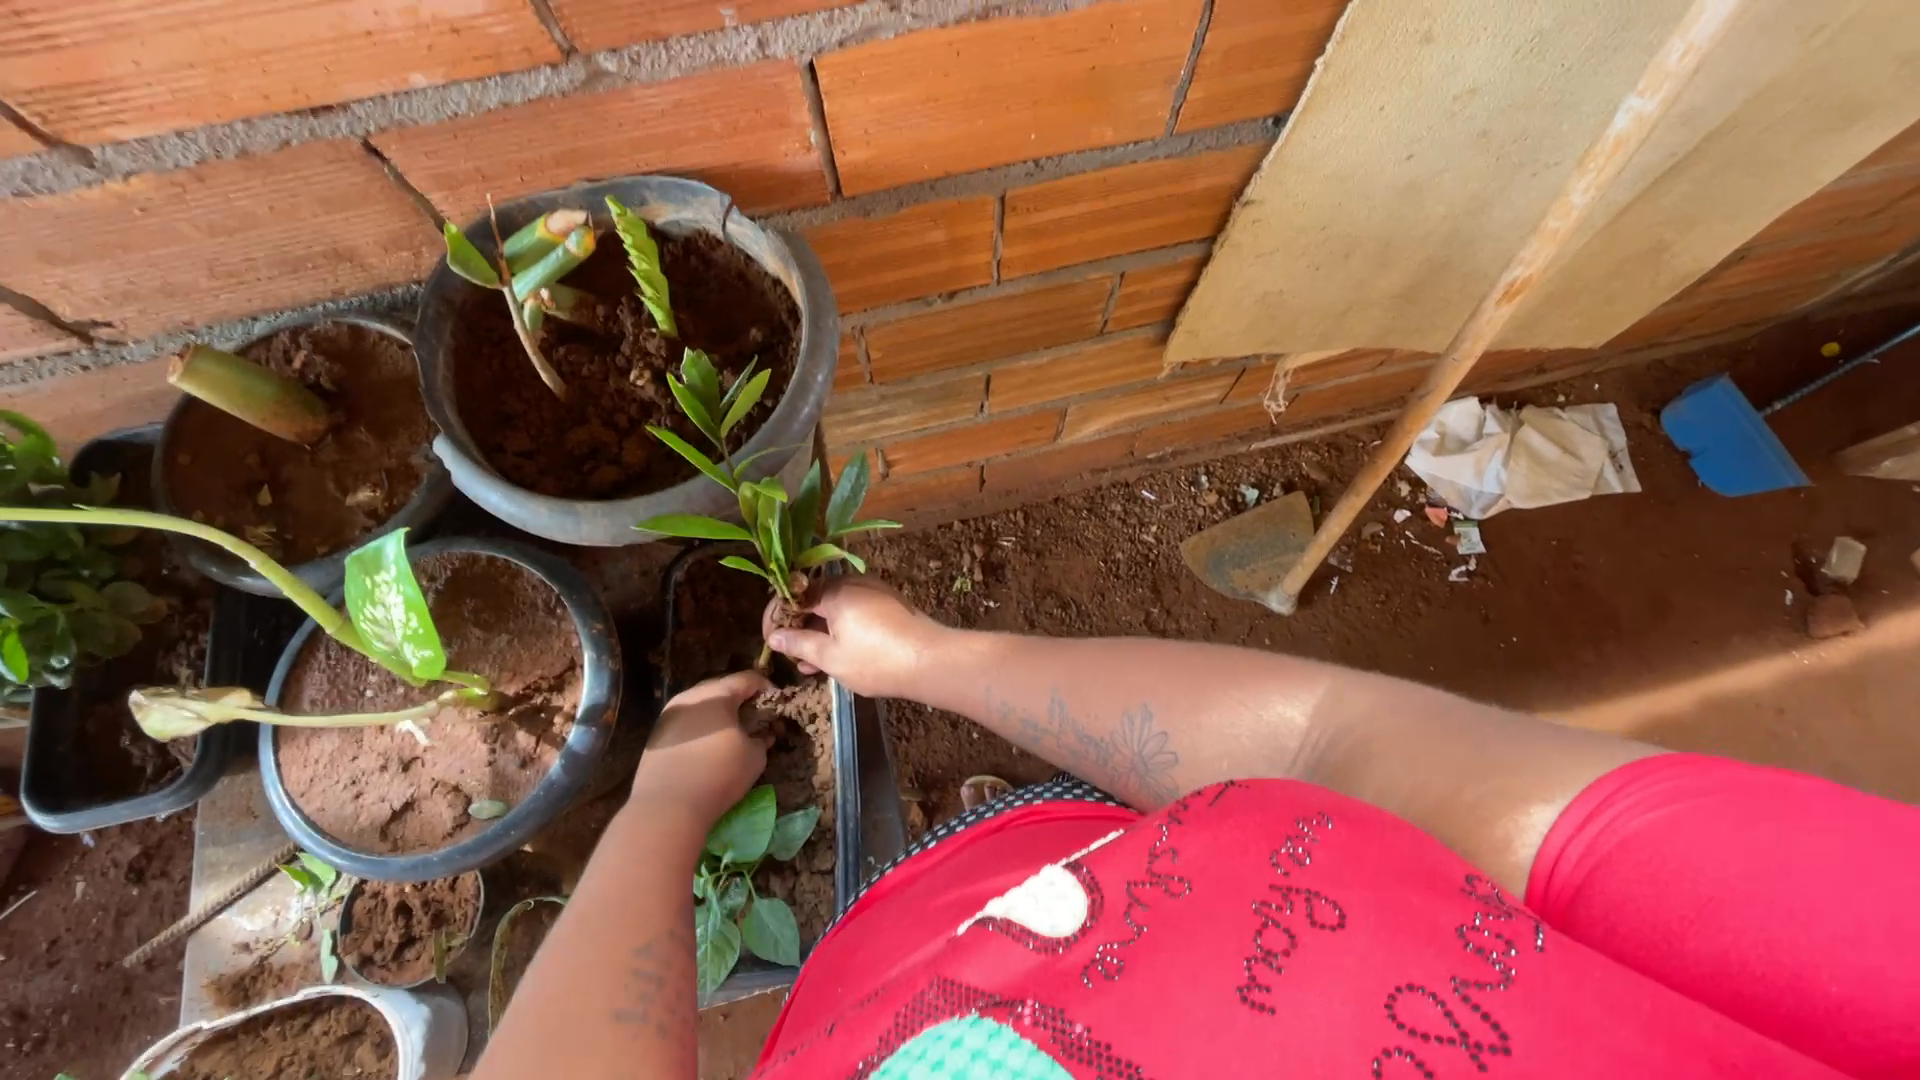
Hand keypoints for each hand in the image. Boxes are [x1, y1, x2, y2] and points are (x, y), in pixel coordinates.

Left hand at [631, 670, 769, 827]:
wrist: (667, 807)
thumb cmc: (719, 774)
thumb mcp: (755, 756)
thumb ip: (762, 738)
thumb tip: (763, 734)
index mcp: (716, 694)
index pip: (747, 679)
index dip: (766, 688)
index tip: (777, 702)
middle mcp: (690, 696)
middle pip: (721, 687)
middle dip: (741, 699)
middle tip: (756, 716)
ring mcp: (669, 715)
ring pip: (701, 705)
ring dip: (719, 714)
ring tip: (732, 732)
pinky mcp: (656, 735)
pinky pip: (687, 722)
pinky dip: (702, 727)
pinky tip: (709, 746)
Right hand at [763, 577, 945, 697]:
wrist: (931, 661)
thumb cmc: (875, 660)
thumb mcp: (830, 656)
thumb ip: (799, 644)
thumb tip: (775, 637)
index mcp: (835, 590)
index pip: (794, 596)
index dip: (778, 619)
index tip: (770, 642)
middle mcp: (854, 584)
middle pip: (816, 601)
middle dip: (800, 629)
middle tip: (792, 658)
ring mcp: (874, 593)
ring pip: (836, 611)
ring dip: (821, 635)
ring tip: (812, 667)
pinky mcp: (888, 606)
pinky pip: (855, 614)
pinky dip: (841, 633)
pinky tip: (838, 658)